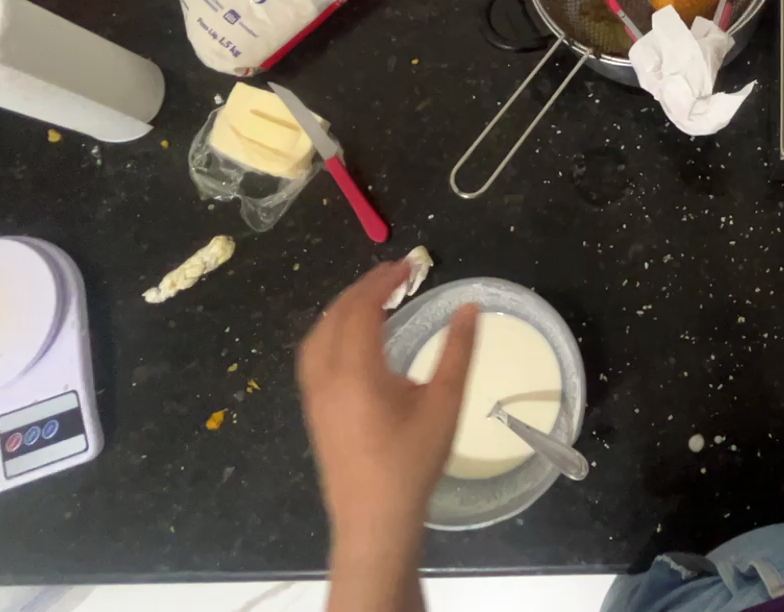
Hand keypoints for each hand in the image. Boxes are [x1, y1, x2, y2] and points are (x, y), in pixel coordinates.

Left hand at [298, 260, 479, 542]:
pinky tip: (356, 336)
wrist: (375, 519)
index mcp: (356, 372)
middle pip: (335, 316)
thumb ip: (458, 349)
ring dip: (345, 307)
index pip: (361, 308)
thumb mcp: (446, 401)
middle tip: (397, 274)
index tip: (410, 264)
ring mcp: (315, 396)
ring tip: (376, 297)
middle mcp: (326, 378)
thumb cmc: (413, 460)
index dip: (383, 280)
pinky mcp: (314, 410)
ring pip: (318, 335)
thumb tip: (469, 305)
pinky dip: (333, 329)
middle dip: (364, 288)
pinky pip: (314, 354)